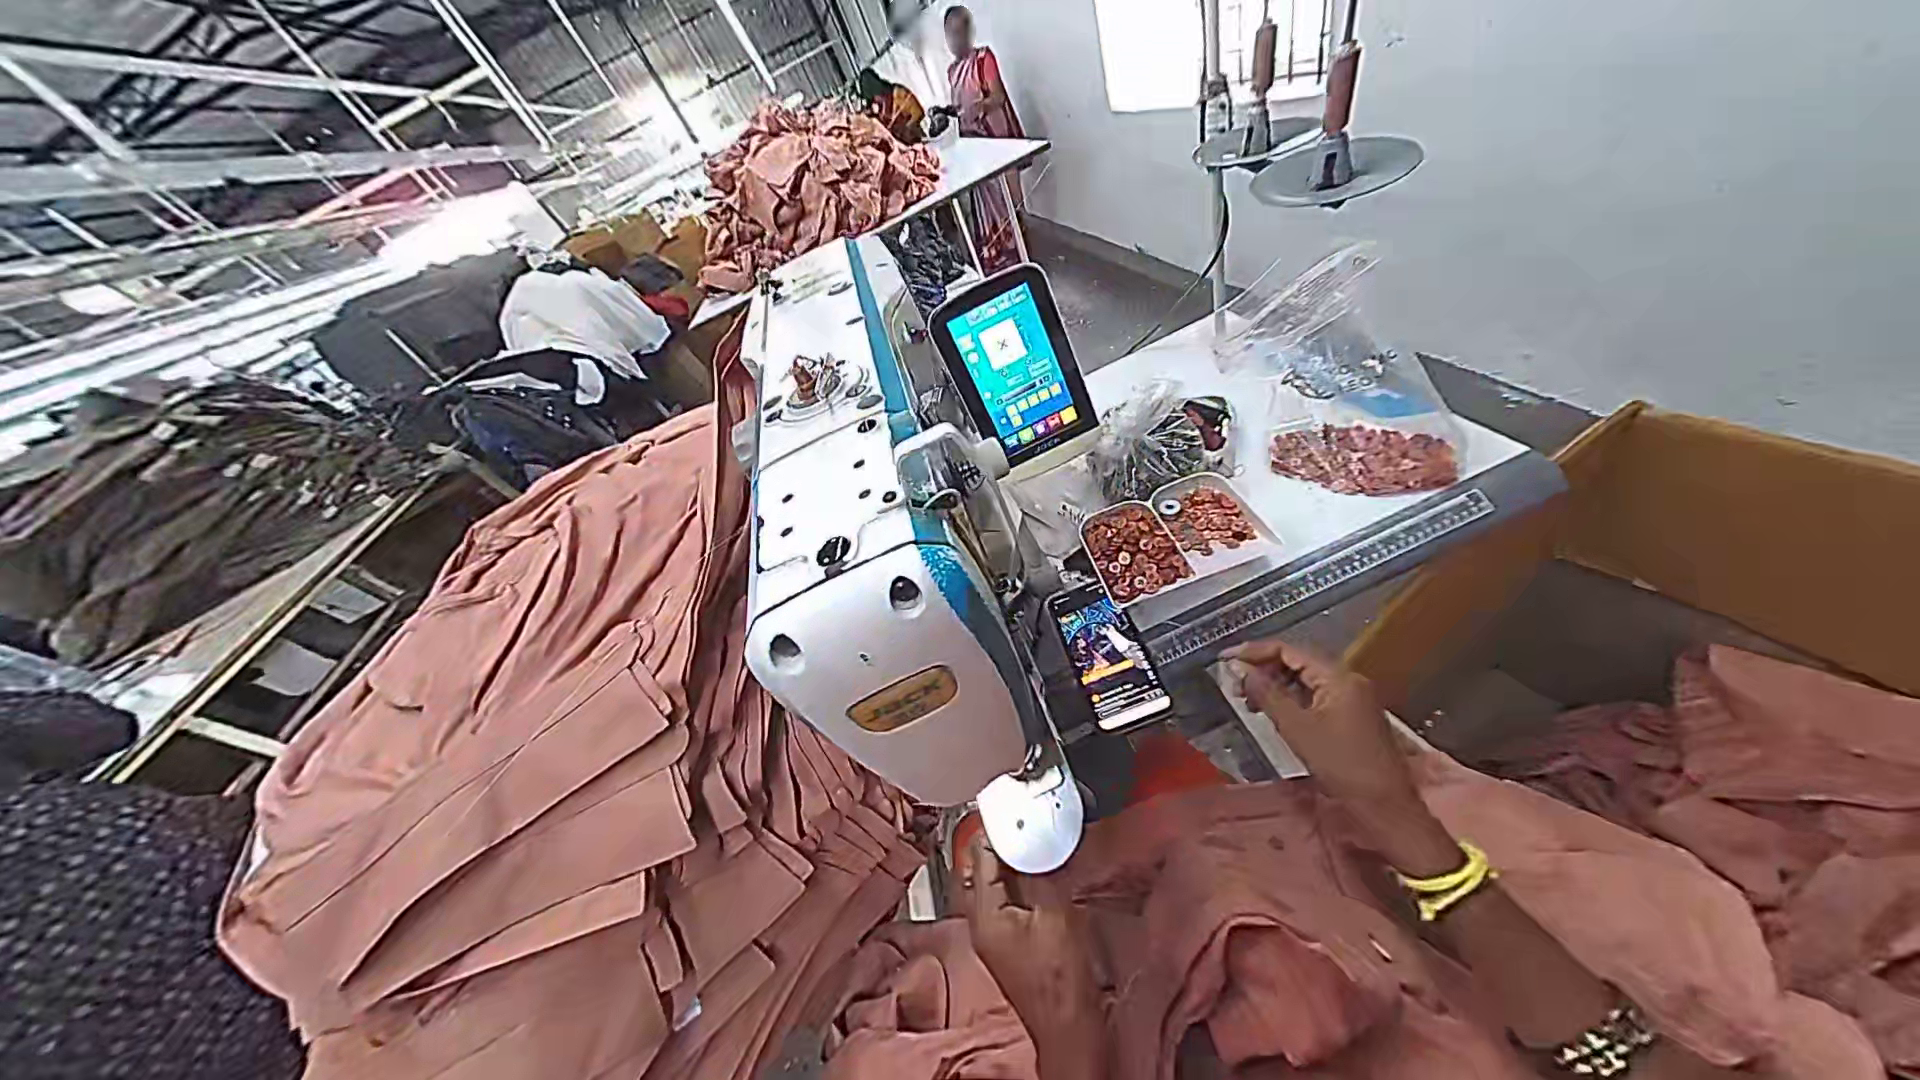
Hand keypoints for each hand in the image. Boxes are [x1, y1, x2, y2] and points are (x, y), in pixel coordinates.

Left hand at [963, 835, 1106, 1079]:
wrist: (1071, 1029)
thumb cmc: (1060, 980)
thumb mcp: (1055, 913)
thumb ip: (1040, 872)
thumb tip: (1033, 840)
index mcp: (983, 914)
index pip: (980, 856)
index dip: (994, 829)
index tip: (1008, 806)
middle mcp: (980, 923)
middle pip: (981, 868)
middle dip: (999, 842)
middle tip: (1018, 819)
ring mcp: (993, 935)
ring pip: (994, 882)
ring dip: (1009, 860)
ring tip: (1028, 838)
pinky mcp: (1009, 942)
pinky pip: (1005, 898)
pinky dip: (1016, 879)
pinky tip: (1035, 870)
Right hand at [1222, 639, 1459, 875]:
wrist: (1385, 807)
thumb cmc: (1341, 764)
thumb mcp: (1296, 727)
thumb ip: (1265, 693)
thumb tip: (1239, 669)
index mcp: (1338, 677)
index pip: (1289, 650)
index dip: (1254, 651)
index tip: (1226, 659)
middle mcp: (1348, 680)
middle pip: (1297, 661)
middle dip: (1263, 667)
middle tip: (1233, 681)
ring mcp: (1352, 697)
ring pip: (1304, 678)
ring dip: (1274, 684)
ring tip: (1247, 698)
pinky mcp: (1351, 715)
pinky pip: (1313, 694)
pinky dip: (1289, 697)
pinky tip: (1272, 710)